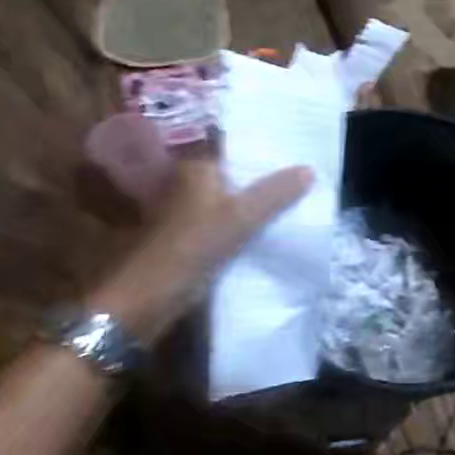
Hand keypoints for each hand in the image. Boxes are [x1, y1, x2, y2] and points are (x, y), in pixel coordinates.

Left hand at [85, 155, 311, 340]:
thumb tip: (309, 168)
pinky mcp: (192, 241)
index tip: (302, 160)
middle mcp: (191, 186)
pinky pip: (229, 227)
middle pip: (239, 180)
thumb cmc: (190, 248)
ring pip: (235, 204)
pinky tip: (272, 234)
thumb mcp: (239, 218)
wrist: (145, 301)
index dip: (270, 157)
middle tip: (308, 184)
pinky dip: (248, 229)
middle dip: (269, 183)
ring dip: (260, 208)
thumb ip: (274, 193)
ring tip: (298, 206)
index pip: (240, 153)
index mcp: (198, 170)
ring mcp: (190, 215)